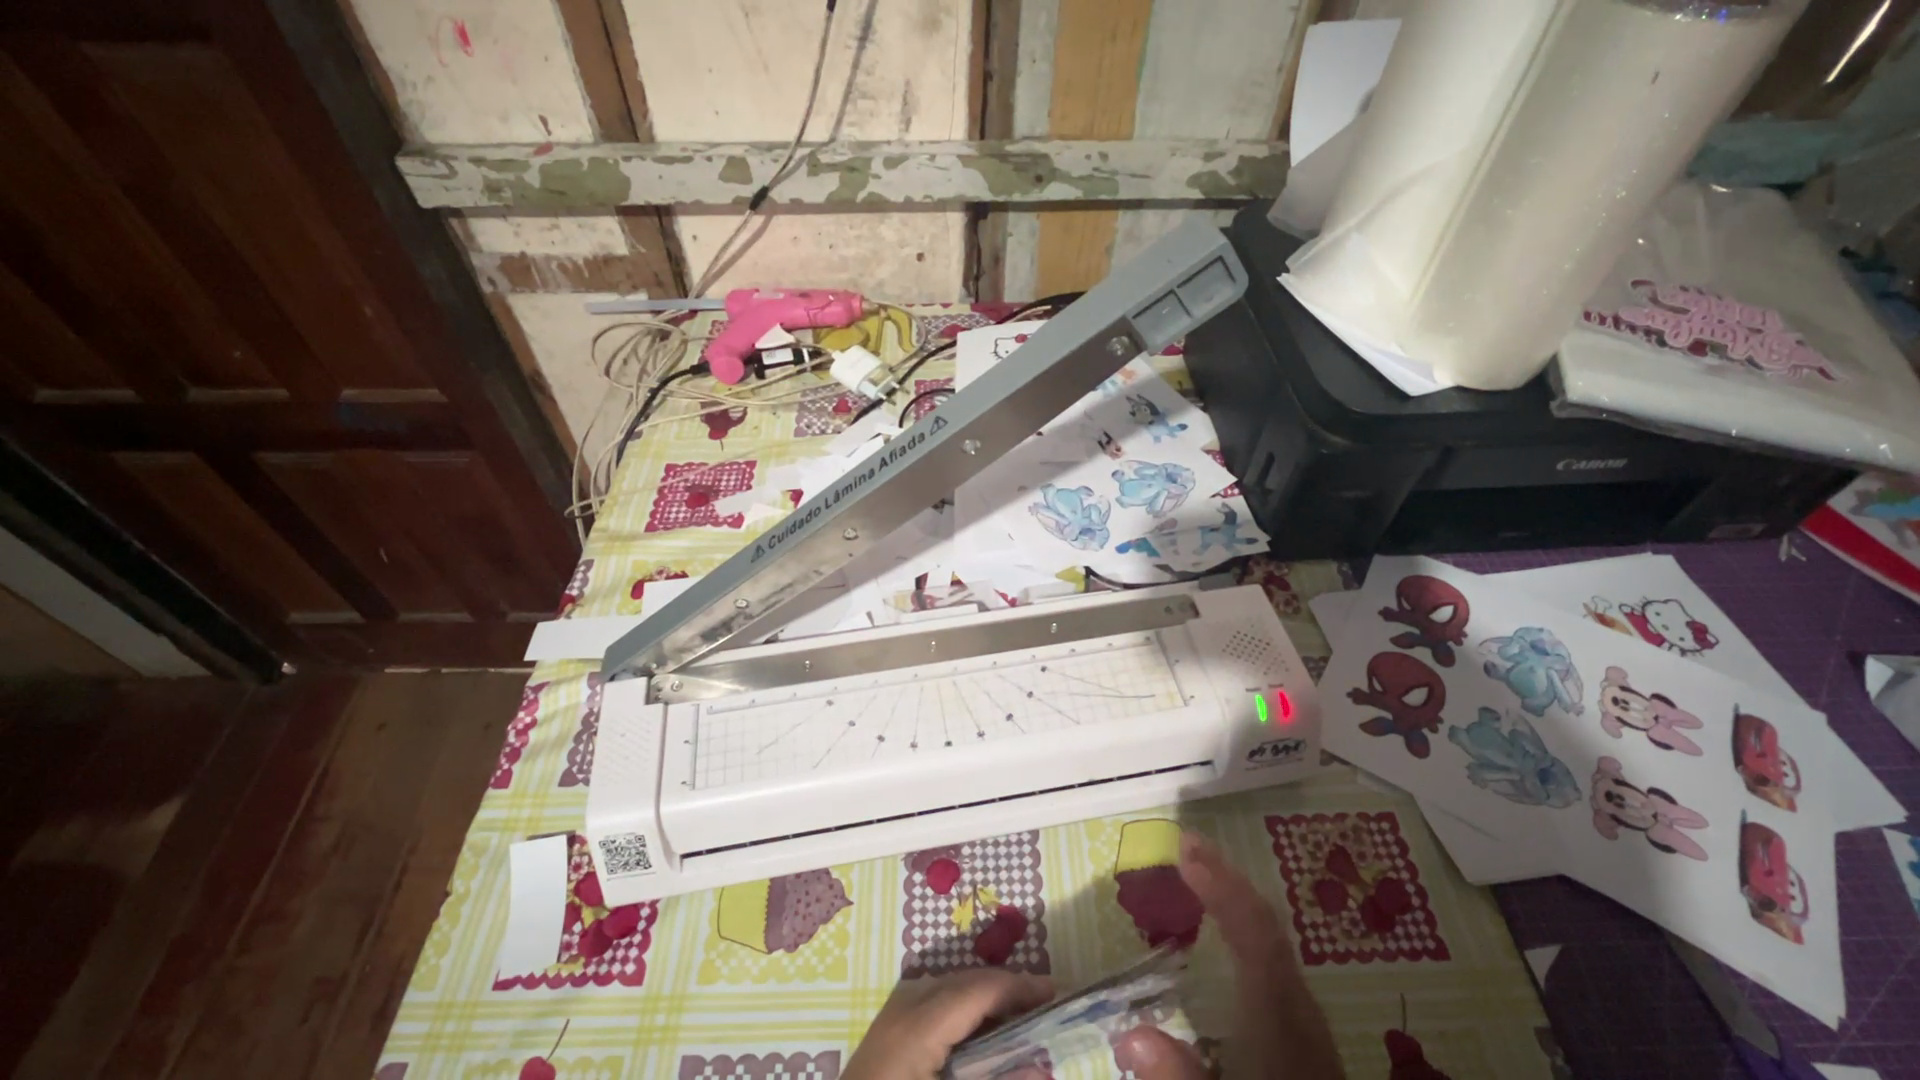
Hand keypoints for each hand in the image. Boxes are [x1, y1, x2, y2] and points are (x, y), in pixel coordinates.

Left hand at [843, 968, 1054, 1079]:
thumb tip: (1041, 1068)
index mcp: (920, 1025)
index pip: (980, 989)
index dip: (1021, 987)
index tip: (1058, 993)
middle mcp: (904, 1009)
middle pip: (964, 983)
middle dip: (1006, 990)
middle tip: (1046, 1006)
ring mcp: (891, 1018)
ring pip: (948, 990)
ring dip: (985, 998)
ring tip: (1020, 1017)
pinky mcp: (886, 1034)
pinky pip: (932, 1004)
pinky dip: (963, 1010)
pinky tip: (980, 1034)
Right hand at [1112, 833, 1344, 1079]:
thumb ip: (1180, 1078)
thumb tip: (1127, 1032)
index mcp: (1279, 1021)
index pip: (1253, 935)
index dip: (1220, 888)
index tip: (1185, 851)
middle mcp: (1297, 1009)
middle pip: (1266, 928)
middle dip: (1228, 880)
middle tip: (1187, 844)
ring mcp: (1303, 1021)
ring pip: (1273, 941)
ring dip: (1236, 900)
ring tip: (1200, 872)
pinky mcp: (1300, 1035)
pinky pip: (1271, 959)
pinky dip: (1245, 929)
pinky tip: (1228, 934)